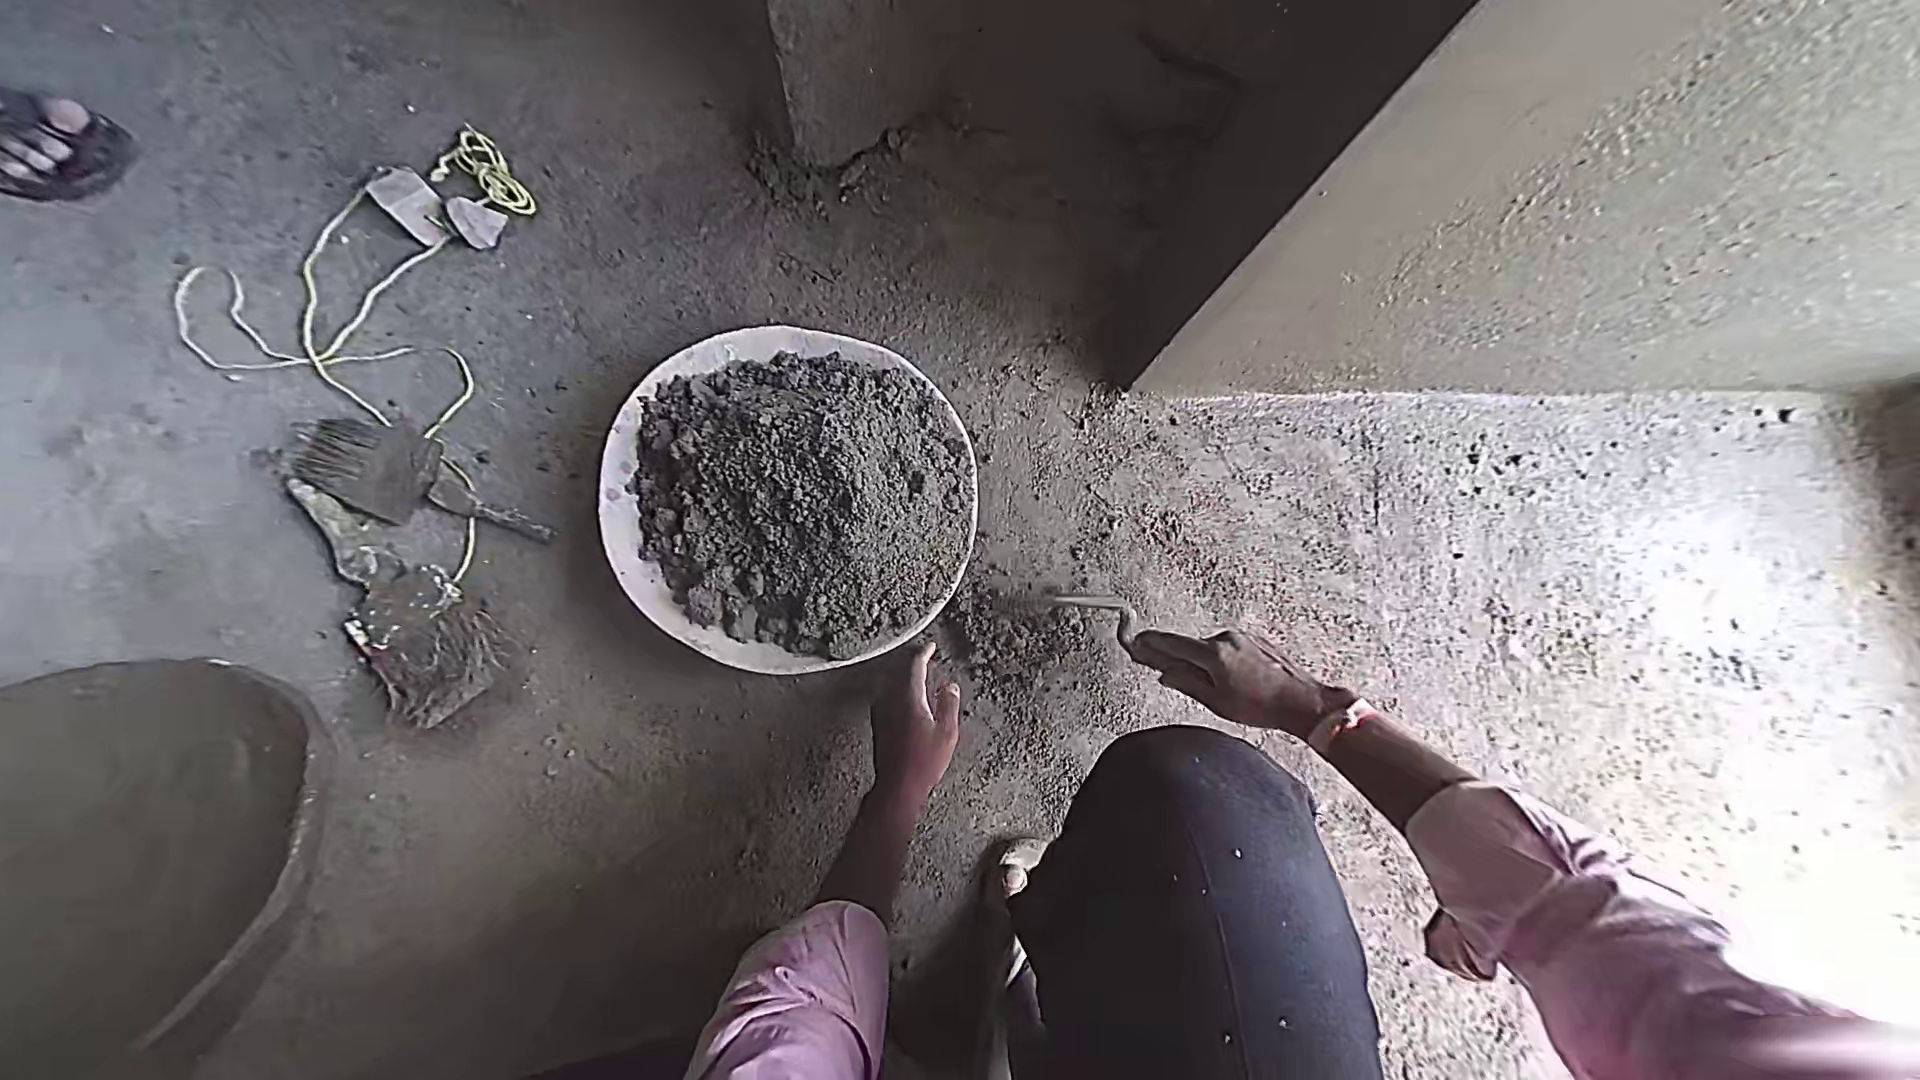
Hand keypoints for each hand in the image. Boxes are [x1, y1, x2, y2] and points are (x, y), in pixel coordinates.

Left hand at [869, 640, 960, 815]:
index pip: (914, 665)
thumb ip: (949, 704)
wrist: (897, 787)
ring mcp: (881, 712)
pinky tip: (911, 701)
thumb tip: (949, 687)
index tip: (930, 647)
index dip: (924, 652)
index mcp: (908, 698)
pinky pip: (889, 696)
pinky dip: (901, 692)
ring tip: (922, 680)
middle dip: (916, 665)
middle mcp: (890, 700)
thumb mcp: (947, 733)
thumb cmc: (922, 763)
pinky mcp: (878, 723)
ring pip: (893, 683)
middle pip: (901, 672)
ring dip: (907, 678)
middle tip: (928, 660)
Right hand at [1130, 629, 1355, 738]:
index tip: (1137, 641)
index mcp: (1213, 653)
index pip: (1171, 643)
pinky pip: (1228, 647)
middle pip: (1191, 646)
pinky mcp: (1255, 640)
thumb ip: (1186, 683)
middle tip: (1177, 676)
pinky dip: (1224, 660)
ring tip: (1224, 688)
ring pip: (1211, 648)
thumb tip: (1166, 674)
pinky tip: (1237, 680)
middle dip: (1182, 660)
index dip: (1151, 643)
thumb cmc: (1264, 707)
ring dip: (1207, 663)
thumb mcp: (1217, 702)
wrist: (1305, 702)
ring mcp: (1242, 637)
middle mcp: (1226, 638)